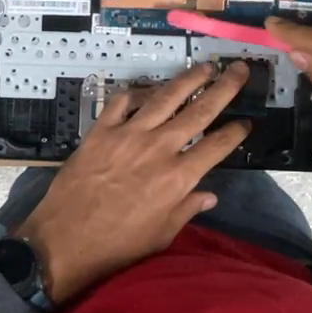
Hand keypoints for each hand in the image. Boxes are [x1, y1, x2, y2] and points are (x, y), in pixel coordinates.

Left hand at [13, 62, 252, 303]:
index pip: (216, 146)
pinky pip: (122, 102)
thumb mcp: (161, 234)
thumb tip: (209, 195)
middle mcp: (157, 149)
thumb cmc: (117, 245)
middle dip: (223, 89)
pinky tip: (149, 89)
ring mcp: (127, 136)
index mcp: (177, 178)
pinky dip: (138, 91)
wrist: (65, 239)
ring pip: (164, 98)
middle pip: (198, 112)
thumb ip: (186, 210)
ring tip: (205, 67)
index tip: (246, 122)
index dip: (235, 132)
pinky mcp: (100, 131)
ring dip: (188, 79)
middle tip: (239, 70)